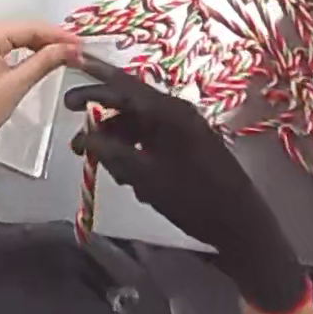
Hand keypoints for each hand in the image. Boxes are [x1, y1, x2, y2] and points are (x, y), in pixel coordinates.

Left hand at [0, 22, 80, 154]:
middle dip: (50, 39)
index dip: (58, 35)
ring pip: (13, 37)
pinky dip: (21, 52)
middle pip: (21, 29)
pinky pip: (2, 45)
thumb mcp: (13, 87)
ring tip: (65, 55)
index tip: (83, 45)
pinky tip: (39, 58)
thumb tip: (70, 49)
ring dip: (37, 45)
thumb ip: (43, 63)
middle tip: (78, 52)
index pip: (30, 27)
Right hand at [65, 74, 307, 313]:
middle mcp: (175, 111)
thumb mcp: (146, 177)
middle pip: (128, 102)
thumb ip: (112, 153)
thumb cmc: (195, 200)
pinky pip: (149, 135)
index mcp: (169, 111)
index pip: (123, 88)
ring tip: (99, 161)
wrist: (244, 228)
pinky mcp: (185, 142)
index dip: (92, 85)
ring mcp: (182, 126)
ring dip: (115, 135)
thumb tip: (82, 137)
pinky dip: (132, 147)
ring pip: (137, 120)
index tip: (68, 88)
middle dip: (100, 112)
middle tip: (73, 120)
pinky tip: (124, 172)